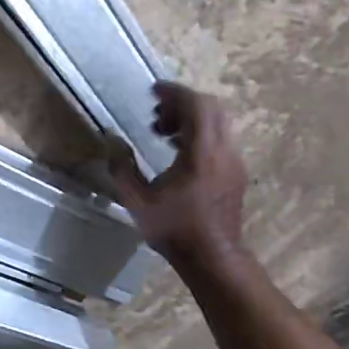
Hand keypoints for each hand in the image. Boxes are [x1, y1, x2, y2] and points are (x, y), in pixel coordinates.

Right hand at [108, 82, 249, 266]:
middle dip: (183, 103)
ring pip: (218, 123)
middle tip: (157, 116)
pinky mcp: (237, 173)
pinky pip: (222, 139)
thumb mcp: (138, 201)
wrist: (212, 257)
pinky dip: (202, 134)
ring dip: (192, 119)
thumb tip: (111, 140)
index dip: (174, 92)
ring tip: (165, 135)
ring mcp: (234, 161)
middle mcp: (224, 150)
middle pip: (210, 107)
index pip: (195, 104)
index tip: (153, 92)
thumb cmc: (174, 230)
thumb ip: (122, 167)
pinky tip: (181, 154)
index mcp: (201, 152)